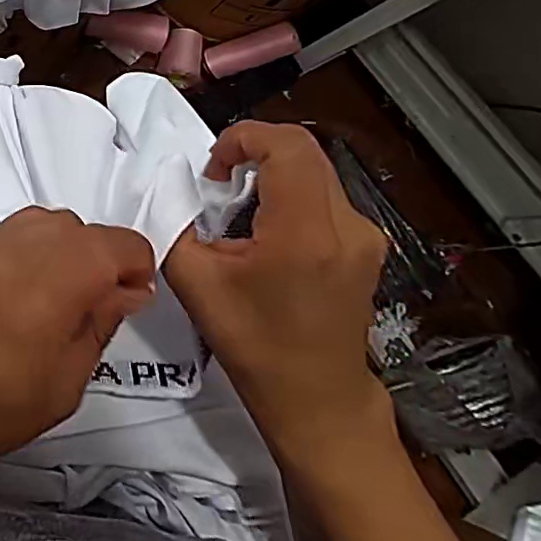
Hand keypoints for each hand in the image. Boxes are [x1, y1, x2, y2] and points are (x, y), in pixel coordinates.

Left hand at [0, 208, 155, 474]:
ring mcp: (0, 240)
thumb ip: (104, 323)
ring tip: (63, 291)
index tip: (131, 300)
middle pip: (94, 232)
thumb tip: (130, 291)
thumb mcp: (66, 383)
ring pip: (63, 222)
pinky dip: (46, 242)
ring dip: (77, 249)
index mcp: (56, 285)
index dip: (138, 270)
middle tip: (98, 305)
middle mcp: (29, 249)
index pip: (122, 245)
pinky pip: (31, 223)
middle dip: (108, 263)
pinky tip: (34, 280)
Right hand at [164, 122, 389, 457]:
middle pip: (302, 148)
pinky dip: (293, 191)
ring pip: (314, 167)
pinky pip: (326, 192)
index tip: (216, 168)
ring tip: (245, 208)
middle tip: (224, 182)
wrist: (320, 401)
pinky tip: (272, 230)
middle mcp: (346, 225)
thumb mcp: (198, 285)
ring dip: (274, 170)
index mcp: (305, 233)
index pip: (285, 146)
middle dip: (255, 149)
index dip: (244, 138)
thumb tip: (172, 186)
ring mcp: (364, 233)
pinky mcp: (368, 242)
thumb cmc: (257, 349)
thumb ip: (176, 224)